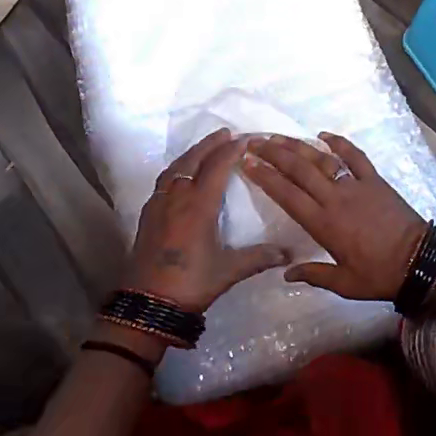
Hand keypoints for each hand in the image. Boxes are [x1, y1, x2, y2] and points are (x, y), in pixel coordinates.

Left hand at [122, 129, 291, 312]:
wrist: (149, 302)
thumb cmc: (191, 283)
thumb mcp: (229, 271)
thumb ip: (258, 258)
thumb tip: (288, 254)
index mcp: (198, 206)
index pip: (216, 167)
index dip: (232, 151)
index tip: (246, 140)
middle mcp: (176, 198)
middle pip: (192, 161)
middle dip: (209, 145)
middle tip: (225, 133)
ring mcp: (158, 205)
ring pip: (174, 169)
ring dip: (190, 155)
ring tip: (203, 149)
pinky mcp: (147, 216)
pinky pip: (162, 182)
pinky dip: (175, 171)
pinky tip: (180, 177)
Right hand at [242, 133, 426, 301]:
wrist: (420, 262)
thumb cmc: (379, 275)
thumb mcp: (344, 284)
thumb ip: (314, 275)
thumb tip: (287, 274)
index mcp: (323, 224)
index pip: (286, 195)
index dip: (264, 177)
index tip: (247, 163)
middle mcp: (335, 199)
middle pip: (298, 170)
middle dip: (273, 154)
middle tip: (254, 143)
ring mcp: (356, 186)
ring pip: (322, 160)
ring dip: (298, 146)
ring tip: (277, 137)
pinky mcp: (375, 181)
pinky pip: (355, 157)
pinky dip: (340, 144)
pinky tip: (324, 135)